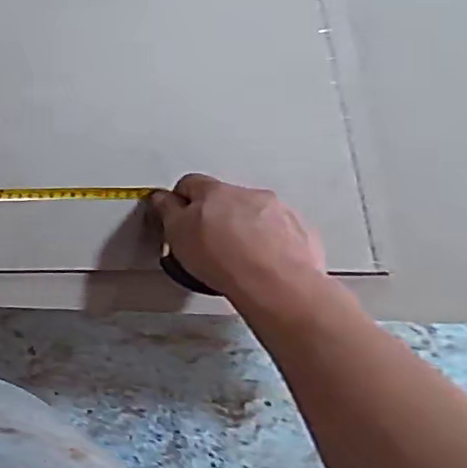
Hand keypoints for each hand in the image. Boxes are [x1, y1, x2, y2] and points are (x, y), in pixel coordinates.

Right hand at [150, 174, 327, 307]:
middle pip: (223, 198)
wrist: (275, 284)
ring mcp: (279, 213)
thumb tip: (165, 200)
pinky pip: (276, 231)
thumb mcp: (174, 231)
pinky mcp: (301, 233)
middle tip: (201, 240)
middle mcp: (250, 195)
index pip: (189, 183)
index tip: (176, 217)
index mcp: (215, 190)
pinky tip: (253, 262)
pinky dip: (265, 243)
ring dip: (240, 229)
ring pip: (252, 214)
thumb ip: (167, 208)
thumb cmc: (226, 258)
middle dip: (213, 215)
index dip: (179, 201)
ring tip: (228, 256)